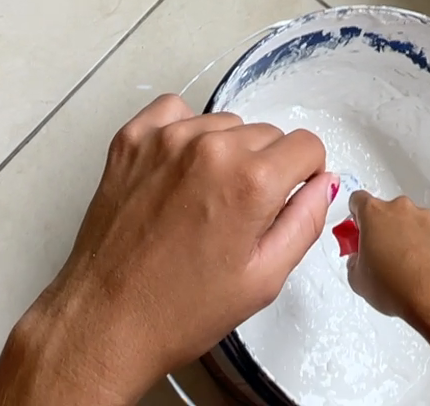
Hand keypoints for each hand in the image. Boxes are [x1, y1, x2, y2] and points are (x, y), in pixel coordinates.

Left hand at [0, 94, 335, 405]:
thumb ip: (304, 221)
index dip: (303, 174)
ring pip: (224, 123)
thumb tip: (323, 181)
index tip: (285, 196)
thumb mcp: (263, 278)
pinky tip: (178, 169)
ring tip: (202, 197)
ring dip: (224, 151)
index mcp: (250, 181)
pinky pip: (177, 110)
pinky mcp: (133, 136)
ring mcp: (167, 137)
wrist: (106, 319)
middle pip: (266, 133)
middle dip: (264, 166)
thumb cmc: (181, 309)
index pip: (305, 144)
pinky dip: (184, 130)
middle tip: (237, 211)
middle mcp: (211, 147)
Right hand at [346, 190, 429, 324]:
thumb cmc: (394, 286)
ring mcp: (426, 217)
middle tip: (385, 257)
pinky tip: (429, 270)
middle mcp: (400, 208)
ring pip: (413, 222)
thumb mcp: (358, 280)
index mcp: (374, 214)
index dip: (358, 217)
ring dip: (409, 238)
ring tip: (410, 268)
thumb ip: (354, 262)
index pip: (359, 201)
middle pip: (387, 212)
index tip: (360, 233)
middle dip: (385, 230)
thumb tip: (360, 261)